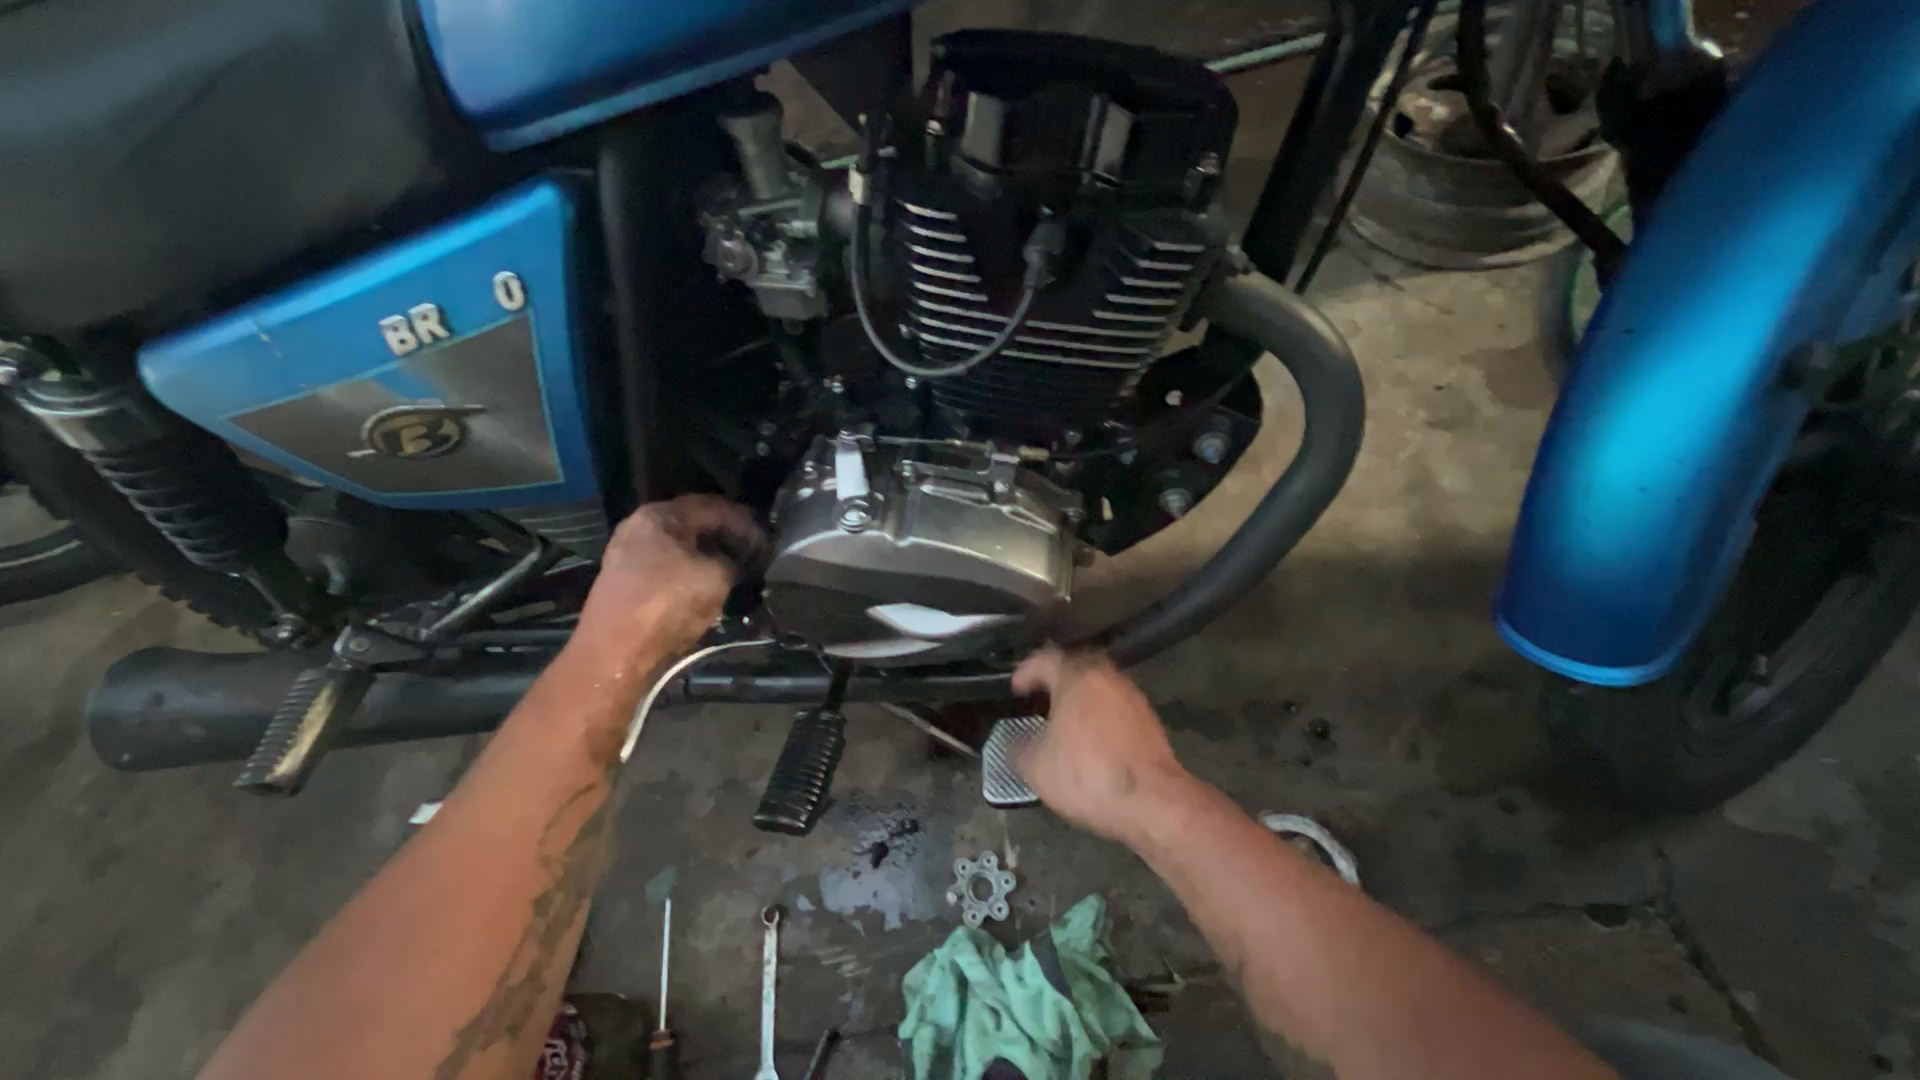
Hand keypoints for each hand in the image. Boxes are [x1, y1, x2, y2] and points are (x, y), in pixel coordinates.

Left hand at [577, 495, 764, 658]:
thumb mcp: (717, 577)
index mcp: (661, 514)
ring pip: (681, 545)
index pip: (715, 506)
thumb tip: (740, 561)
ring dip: (710, 554)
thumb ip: (735, 561)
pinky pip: (669, 565)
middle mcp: (640, 525)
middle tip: (754, 553)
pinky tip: (709, 584)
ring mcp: (629, 552)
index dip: (746, 522)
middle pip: (695, 523)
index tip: (767, 541)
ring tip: (736, 569)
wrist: (616, 650)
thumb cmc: (668, 604)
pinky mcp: (626, 579)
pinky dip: (692, 570)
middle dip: (727, 536)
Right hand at [1010, 648, 1195, 844]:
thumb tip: (1013, 745)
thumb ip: (1017, 750)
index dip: (1025, 672)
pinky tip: (1090, 739)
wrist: (1153, 801)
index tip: (1015, 689)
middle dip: (1055, 681)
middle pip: (1076, 667)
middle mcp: (1108, 678)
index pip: (1045, 659)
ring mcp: (1133, 698)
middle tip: (1039, 698)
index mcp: (1077, 677)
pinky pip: (1115, 707)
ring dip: (1080, 698)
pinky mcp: (1149, 721)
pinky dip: (1099, 715)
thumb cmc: (1088, 774)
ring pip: (1099, 687)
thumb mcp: (1036, 767)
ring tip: (1063, 720)